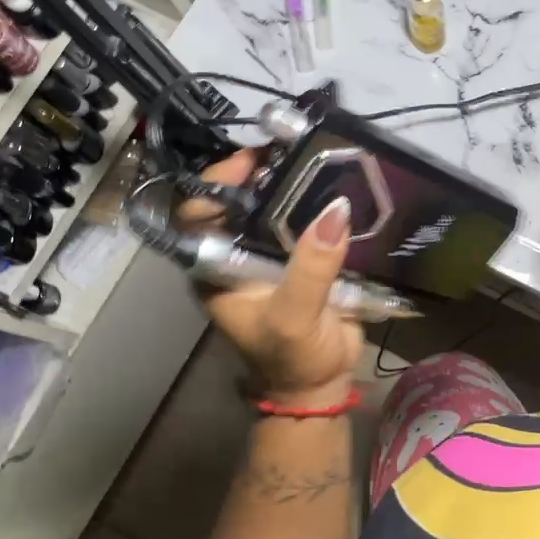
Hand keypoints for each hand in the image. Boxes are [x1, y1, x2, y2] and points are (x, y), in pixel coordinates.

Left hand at [175, 149, 363, 405]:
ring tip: (319, 159)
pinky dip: (322, 206)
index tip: (250, 162)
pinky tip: (340, 184)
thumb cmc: (291, 358)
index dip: (218, 184)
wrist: (320, 388)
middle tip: (291, 150)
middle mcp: (238, 257)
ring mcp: (273, 257)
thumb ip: (311, 267)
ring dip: (296, 188)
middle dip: (263, 176)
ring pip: (278, 211)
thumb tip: (337, 209)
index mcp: (215, 269)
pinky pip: (309, 226)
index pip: (199, 214)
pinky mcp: (305, 260)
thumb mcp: (293, 317)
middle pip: (242, 204)